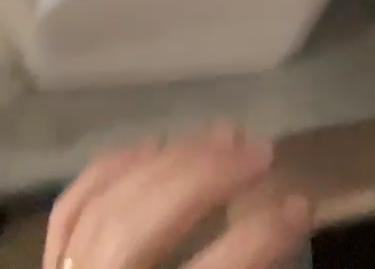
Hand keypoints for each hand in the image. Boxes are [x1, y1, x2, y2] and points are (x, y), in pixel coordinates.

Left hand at [45, 127, 312, 268]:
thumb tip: (286, 232)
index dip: (259, 238)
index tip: (303, 204)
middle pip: (136, 230)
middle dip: (204, 178)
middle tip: (263, 151)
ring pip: (105, 208)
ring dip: (169, 161)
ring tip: (225, 136)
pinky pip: (71, 211)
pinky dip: (113, 170)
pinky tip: (154, 147)